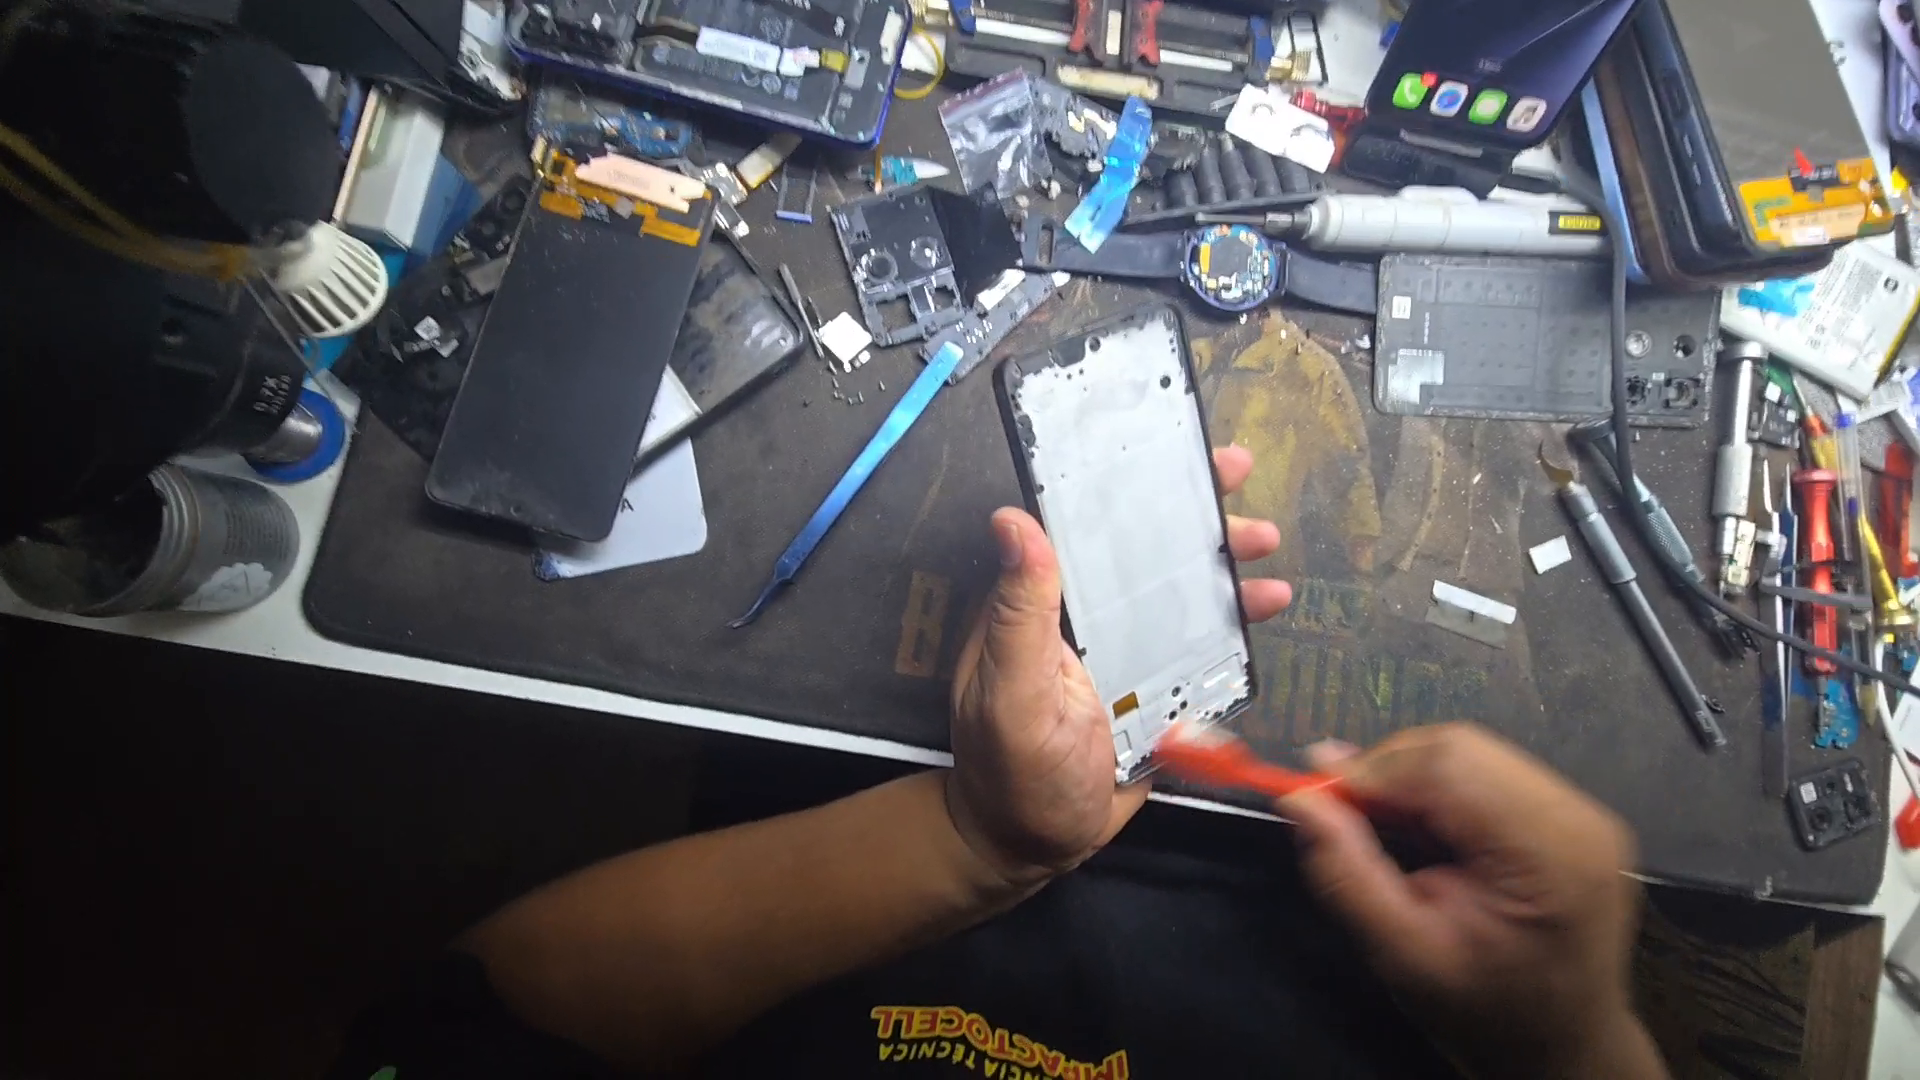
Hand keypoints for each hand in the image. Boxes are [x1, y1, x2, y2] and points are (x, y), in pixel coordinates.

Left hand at [947, 445, 1292, 886]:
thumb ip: (1018, 612)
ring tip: (1264, 546)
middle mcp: (1082, 613)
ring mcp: (1121, 647)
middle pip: (1138, 548)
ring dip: (1218, 562)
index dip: (1123, 485)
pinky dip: (1231, 621)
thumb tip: (1011, 518)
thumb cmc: (1013, 771)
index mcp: (1041, 602)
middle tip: (1237, 478)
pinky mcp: (1152, 683)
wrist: (1035, 842)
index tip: (1168, 453)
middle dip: (1186, 512)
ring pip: (1174, 589)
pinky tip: (1263, 608)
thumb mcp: (1012, 690)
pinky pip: (1196, 640)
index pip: (1082, 524)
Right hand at [1283, 724, 1663, 1079]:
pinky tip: (1412, 818)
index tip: (1319, 797)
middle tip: (1341, 809)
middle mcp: (1574, 817)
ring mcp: (1574, 808)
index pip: (1449, 766)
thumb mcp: (1398, 952)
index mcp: (1549, 856)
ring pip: (1459, 747)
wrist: (1559, 1046)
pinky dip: (1425, 779)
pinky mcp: (1561, 807)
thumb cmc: (1482, 1008)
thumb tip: (1298, 798)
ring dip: (1401, 772)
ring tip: (1376, 817)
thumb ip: (1345, 872)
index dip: (1373, 770)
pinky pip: (1474, 763)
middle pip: (1454, 747)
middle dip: (1384, 768)